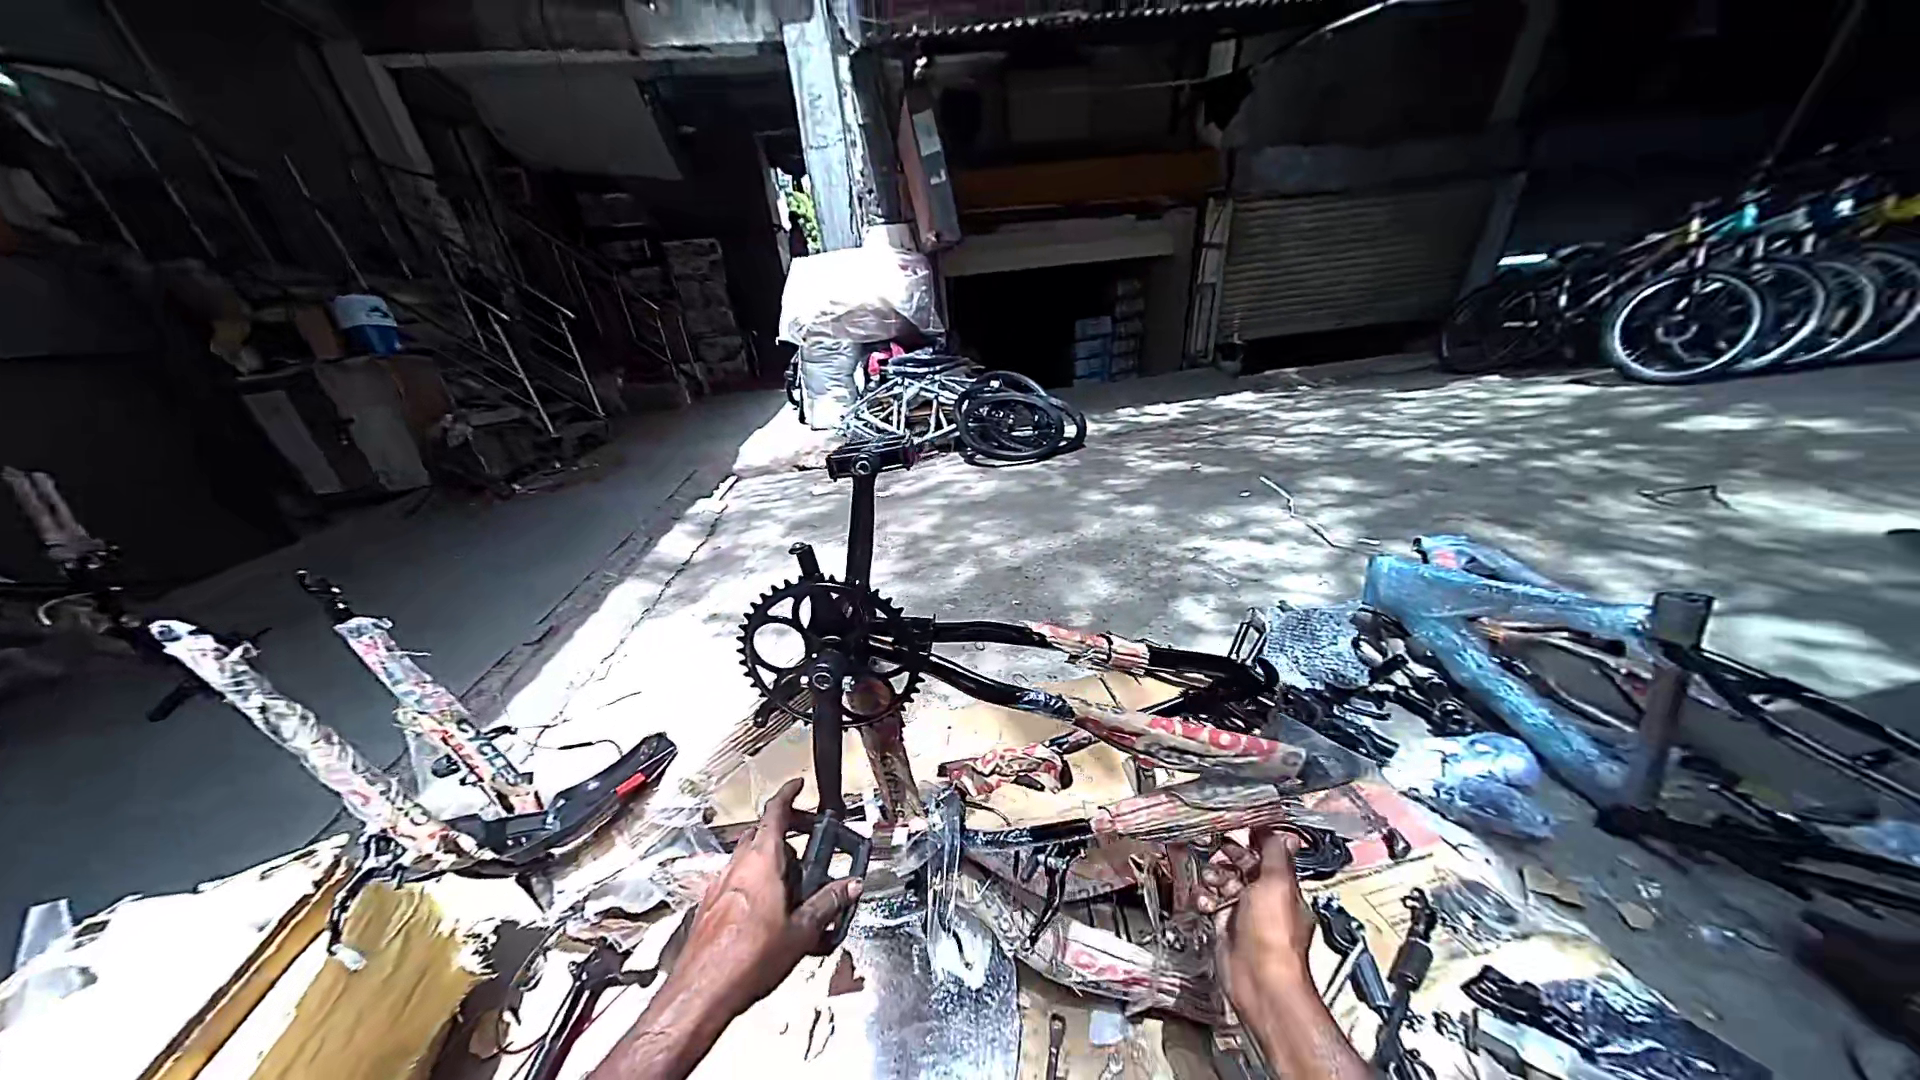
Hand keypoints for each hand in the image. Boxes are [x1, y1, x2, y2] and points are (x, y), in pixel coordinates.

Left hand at [661, 777, 863, 1018]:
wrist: (701, 994)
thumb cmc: (744, 960)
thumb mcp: (801, 930)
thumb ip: (828, 903)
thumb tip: (848, 887)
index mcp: (761, 860)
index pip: (775, 811)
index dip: (789, 793)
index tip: (798, 785)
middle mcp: (737, 866)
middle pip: (763, 832)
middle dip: (787, 832)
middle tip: (808, 839)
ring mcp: (720, 885)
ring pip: (748, 857)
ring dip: (772, 860)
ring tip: (794, 884)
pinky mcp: (710, 907)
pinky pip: (736, 881)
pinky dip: (755, 883)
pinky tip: (768, 911)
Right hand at [1204, 830, 1315, 1009]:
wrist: (1258, 980)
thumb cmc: (1273, 937)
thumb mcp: (1277, 885)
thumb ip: (1276, 856)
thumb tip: (1284, 833)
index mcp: (1282, 887)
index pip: (1267, 854)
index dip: (1251, 840)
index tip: (1234, 828)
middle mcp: (1264, 898)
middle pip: (1241, 866)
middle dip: (1227, 857)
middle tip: (1216, 852)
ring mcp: (1243, 911)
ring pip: (1222, 881)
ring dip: (1213, 877)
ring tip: (1211, 882)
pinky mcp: (1224, 924)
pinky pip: (1209, 901)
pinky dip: (1204, 898)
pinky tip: (1205, 903)